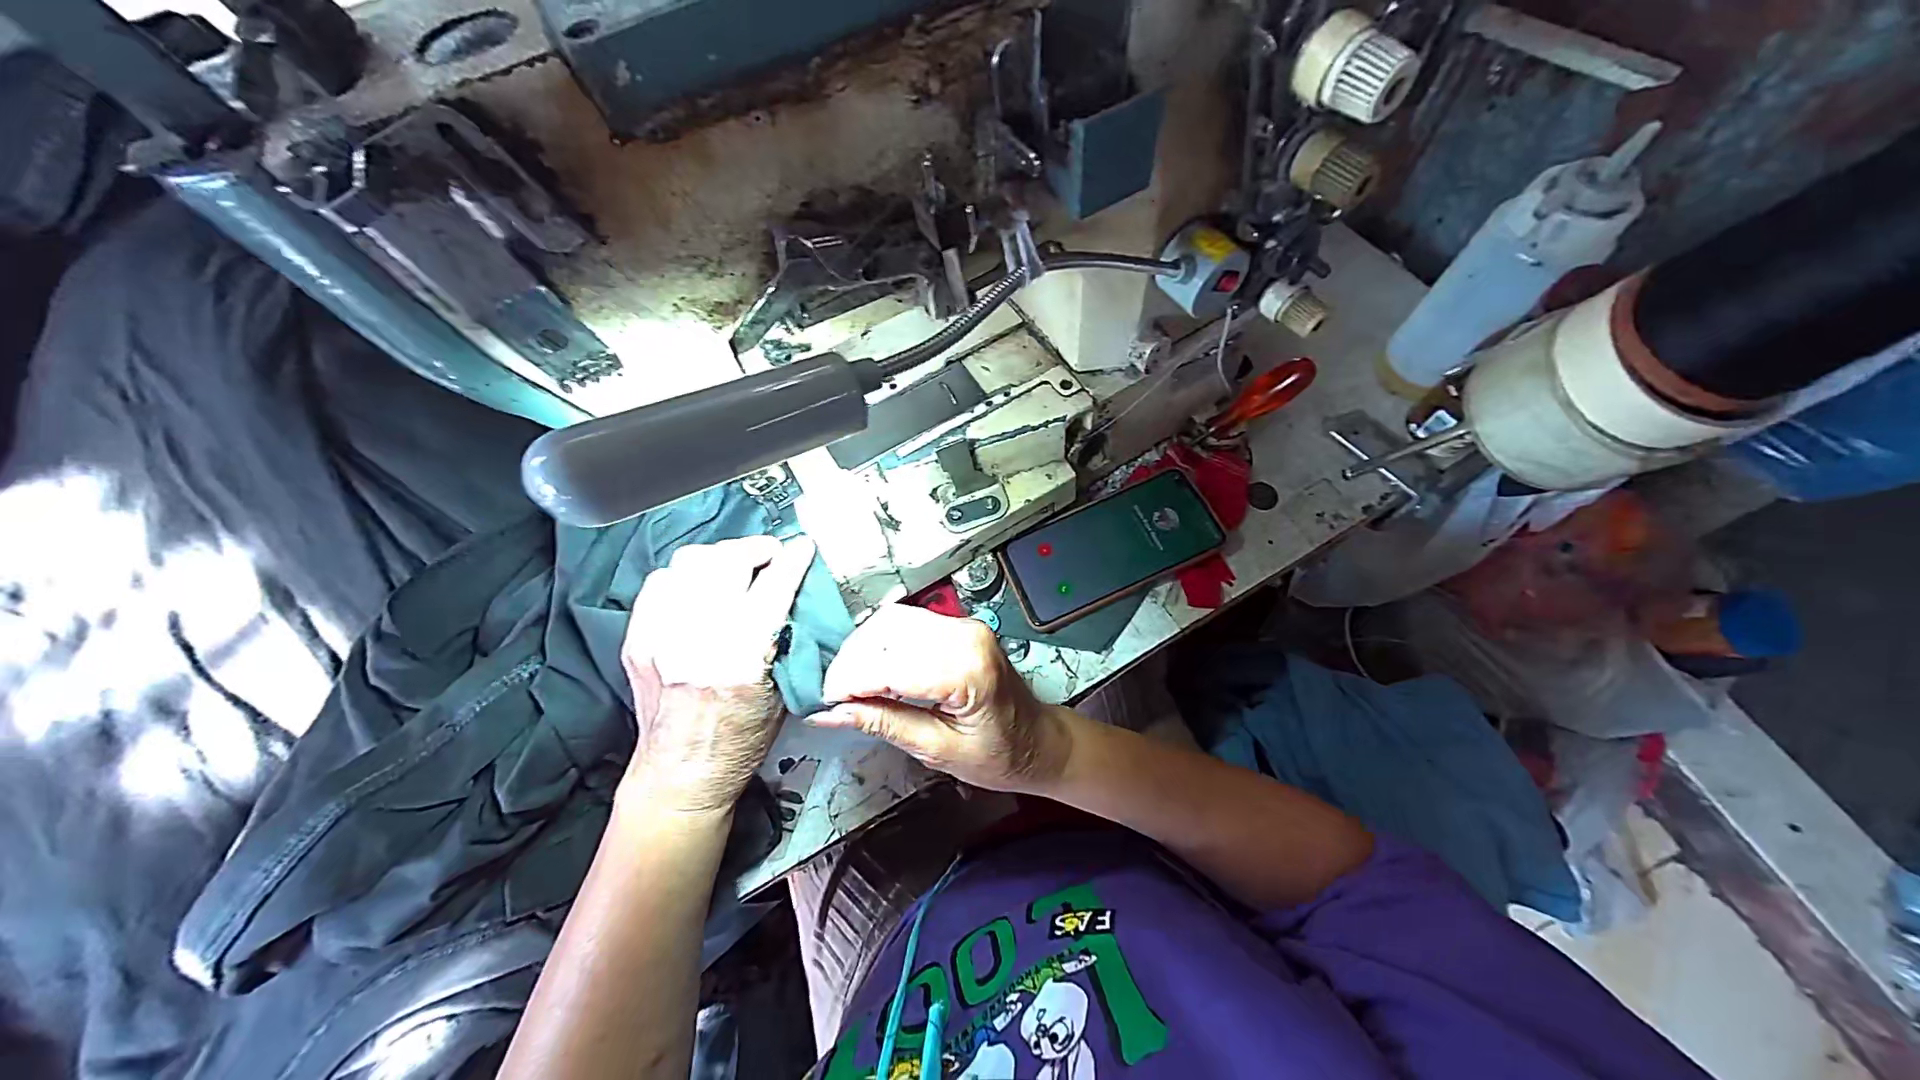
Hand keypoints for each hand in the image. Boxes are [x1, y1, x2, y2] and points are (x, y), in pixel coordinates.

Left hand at [619, 536, 814, 816]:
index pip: (772, 587)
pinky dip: (685, 576)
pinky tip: (700, 587)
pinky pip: (660, 581)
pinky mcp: (638, 638)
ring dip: (720, 557)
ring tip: (735, 567)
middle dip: (755, 549)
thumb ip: (787, 640)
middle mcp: (696, 643)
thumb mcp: (782, 693)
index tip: (802, 548)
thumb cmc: (738, 742)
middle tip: (770, 555)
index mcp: (740, 661)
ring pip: (689, 562)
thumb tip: (795, 594)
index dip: (793, 560)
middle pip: (726, 562)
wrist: (681, 774)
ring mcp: (660, 638)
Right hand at [813, 604, 1071, 793]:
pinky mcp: (959, 627)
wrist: (1039, 742)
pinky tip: (872, 671)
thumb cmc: (1002, 755)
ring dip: (862, 651)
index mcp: (968, 670)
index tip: (827, 702)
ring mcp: (964, 627)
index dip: (851, 682)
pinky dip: (881, 644)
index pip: (890, 665)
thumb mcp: (937, 750)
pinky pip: (907, 624)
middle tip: (835, 699)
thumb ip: (884, 723)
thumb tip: (832, 713)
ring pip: (892, 623)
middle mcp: (967, 637)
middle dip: (852, 663)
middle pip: (886, 633)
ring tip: (850, 688)